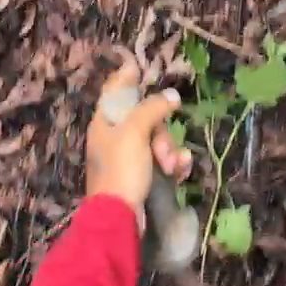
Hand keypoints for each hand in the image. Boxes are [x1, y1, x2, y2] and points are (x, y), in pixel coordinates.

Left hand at [85, 63, 192, 222]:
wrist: (118, 219)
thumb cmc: (121, 170)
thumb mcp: (135, 132)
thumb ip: (153, 109)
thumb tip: (172, 95)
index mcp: (105, 123)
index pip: (114, 91)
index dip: (127, 78)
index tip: (139, 67)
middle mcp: (114, 137)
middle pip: (146, 118)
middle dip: (162, 132)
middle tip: (163, 151)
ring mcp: (128, 158)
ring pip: (158, 139)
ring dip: (170, 151)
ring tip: (171, 167)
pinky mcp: (141, 176)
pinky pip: (163, 160)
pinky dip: (174, 164)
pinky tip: (181, 170)